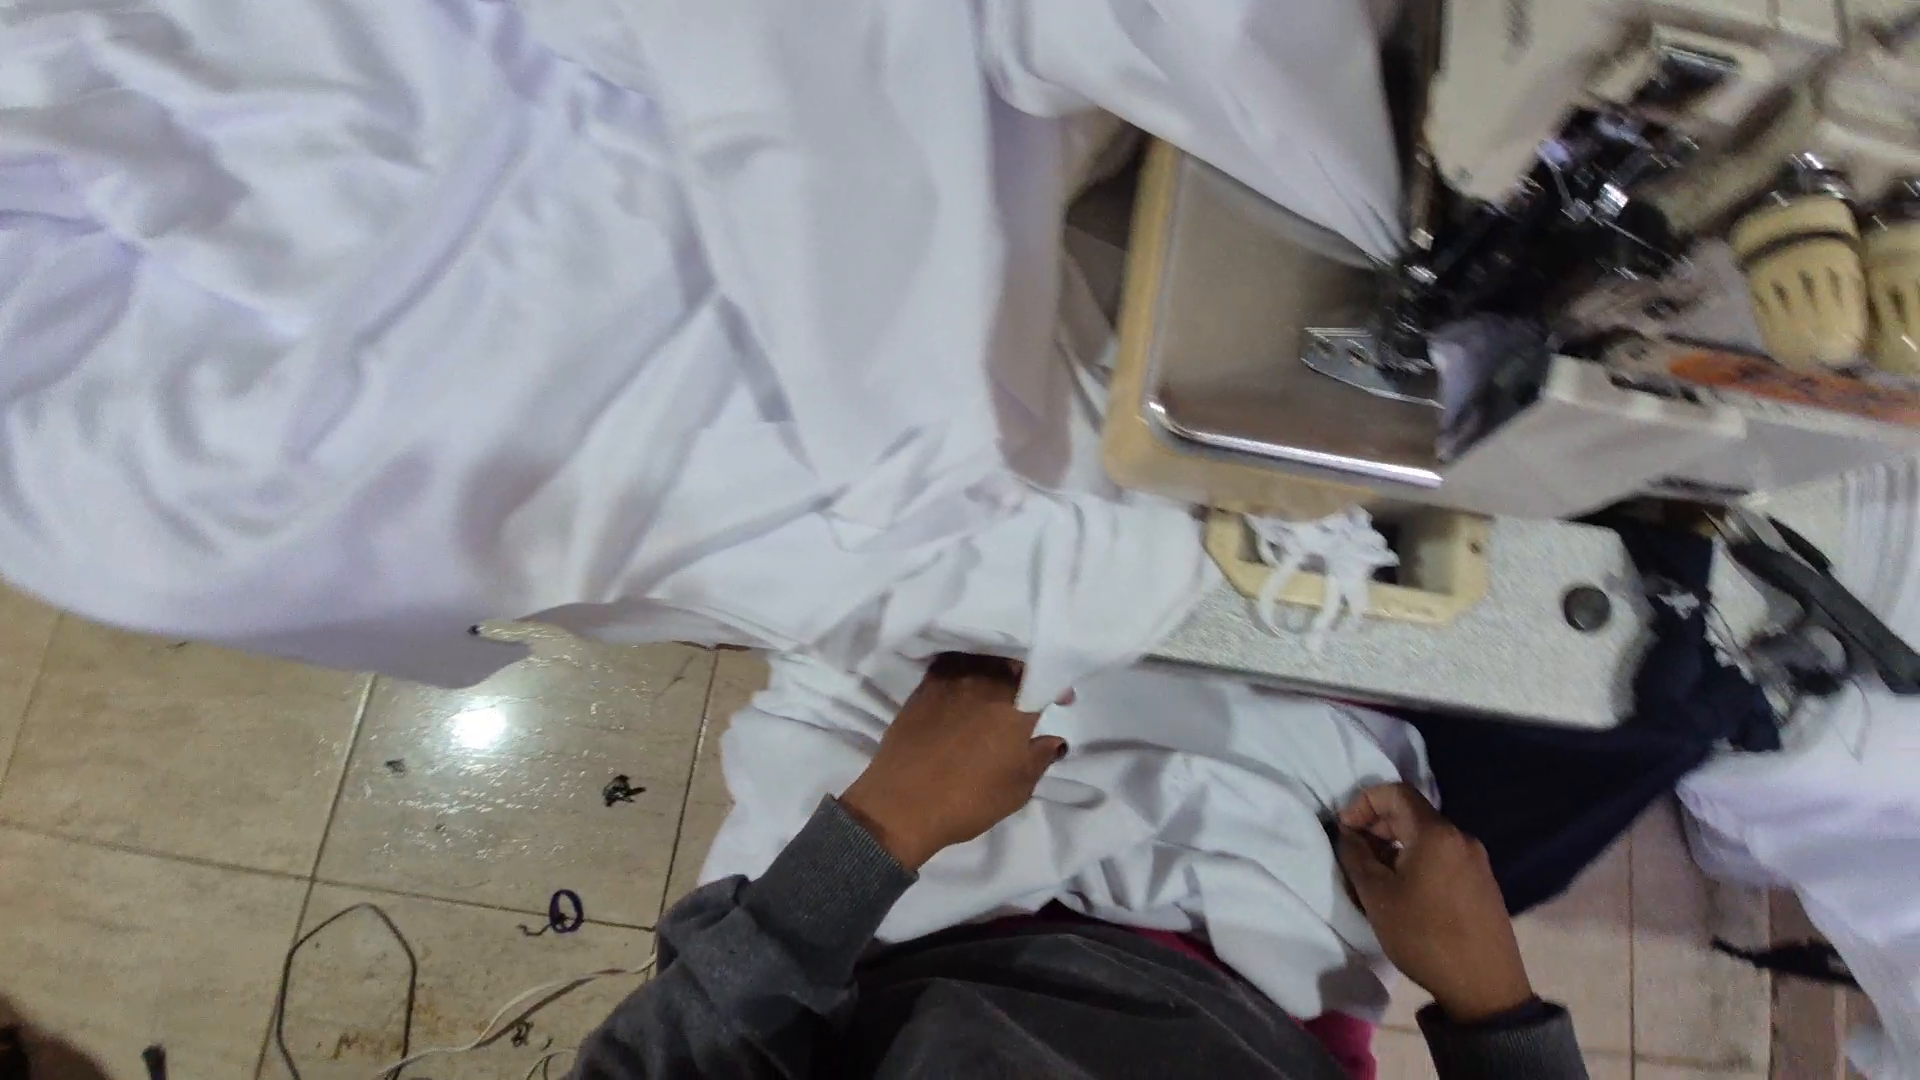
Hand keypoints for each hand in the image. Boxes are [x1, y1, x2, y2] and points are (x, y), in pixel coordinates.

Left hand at [838, 654, 1067, 870]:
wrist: (902, 804)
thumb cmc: (968, 800)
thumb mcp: (1017, 788)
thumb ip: (1040, 757)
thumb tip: (1054, 738)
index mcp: (1014, 705)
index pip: (1044, 681)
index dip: (1056, 688)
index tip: (1061, 701)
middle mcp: (984, 683)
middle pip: (1013, 664)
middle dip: (1027, 676)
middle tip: (1029, 694)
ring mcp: (950, 681)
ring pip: (983, 660)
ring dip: (997, 669)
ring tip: (998, 688)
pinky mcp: (924, 687)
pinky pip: (952, 665)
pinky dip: (966, 670)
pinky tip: (966, 687)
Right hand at [1334, 783, 1533, 1022]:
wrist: (1486, 991)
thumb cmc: (1424, 935)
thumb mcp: (1375, 894)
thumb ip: (1355, 854)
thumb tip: (1349, 833)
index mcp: (1436, 834)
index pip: (1394, 792)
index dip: (1363, 802)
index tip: (1346, 829)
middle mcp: (1461, 838)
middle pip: (1410, 812)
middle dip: (1376, 824)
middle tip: (1355, 851)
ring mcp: (1476, 861)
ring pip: (1425, 835)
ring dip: (1394, 843)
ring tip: (1376, 873)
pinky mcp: (1482, 883)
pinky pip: (1442, 855)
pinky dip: (1416, 858)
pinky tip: (1405, 889)